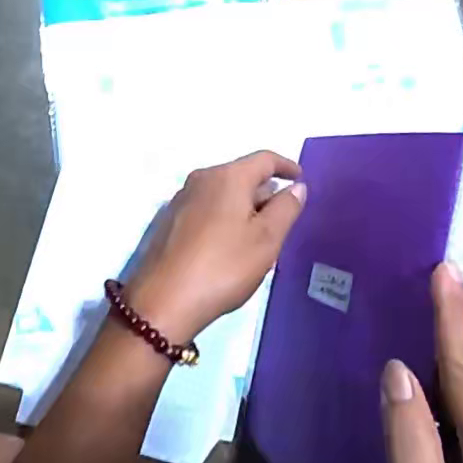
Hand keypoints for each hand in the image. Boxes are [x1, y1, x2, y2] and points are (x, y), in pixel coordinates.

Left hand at [127, 151, 306, 344]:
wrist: (162, 303)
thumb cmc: (222, 267)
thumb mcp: (266, 240)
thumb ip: (286, 208)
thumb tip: (296, 187)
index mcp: (228, 177)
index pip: (264, 159)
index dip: (286, 166)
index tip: (300, 178)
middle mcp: (202, 179)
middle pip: (243, 175)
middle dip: (265, 191)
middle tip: (283, 218)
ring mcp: (182, 200)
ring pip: (224, 193)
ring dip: (245, 207)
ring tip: (259, 235)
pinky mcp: (170, 222)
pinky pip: (208, 208)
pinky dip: (226, 217)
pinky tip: (230, 245)